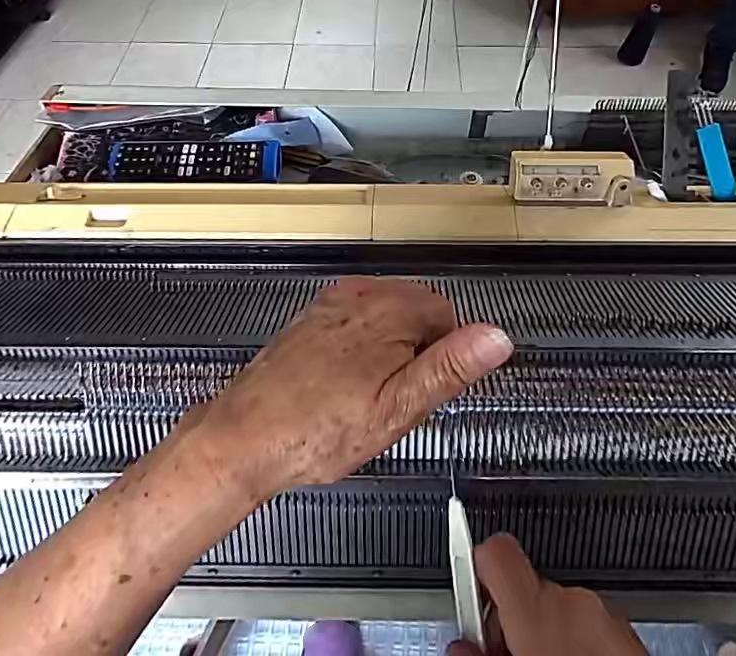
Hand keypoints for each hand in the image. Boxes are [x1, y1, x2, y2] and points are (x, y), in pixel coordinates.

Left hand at [175, 278, 512, 502]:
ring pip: (389, 321)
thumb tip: (497, 337)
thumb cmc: (313, 431)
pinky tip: (340, 385)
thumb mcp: (398, 408)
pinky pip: (359, 323)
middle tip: (389, 399)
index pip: (450, 320)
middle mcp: (364, 294)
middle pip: (420, 316)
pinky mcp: (315, 316)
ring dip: (388, 351)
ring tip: (361, 396)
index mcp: (394, 309)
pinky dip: (360, 349)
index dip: (438, 362)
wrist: (239, 441)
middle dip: (415, 354)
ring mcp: (336, 303)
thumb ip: (451, 367)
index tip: (416, 391)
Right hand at [449, 534, 646, 655]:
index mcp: (540, 611)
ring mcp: (606, 617)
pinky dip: (573, 647)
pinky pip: (586, 627)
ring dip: (545, 638)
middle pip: (527, 589)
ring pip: (559, 610)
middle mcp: (576, 603)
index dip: (478, 569)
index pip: (497, 552)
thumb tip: (460, 648)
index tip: (471, 595)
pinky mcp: (625, 634)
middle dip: (513, 624)